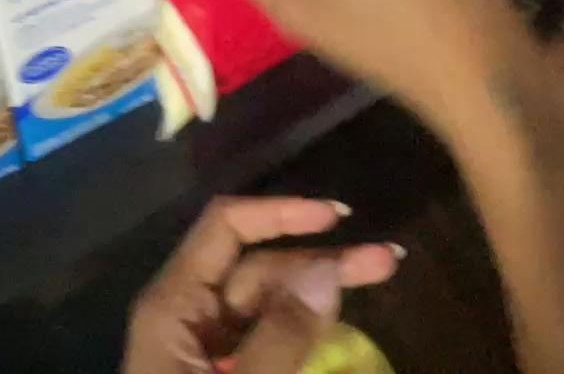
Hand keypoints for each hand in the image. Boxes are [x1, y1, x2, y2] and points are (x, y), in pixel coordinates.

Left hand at [123, 197, 401, 373]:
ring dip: (321, 290)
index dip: (280, 212)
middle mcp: (190, 315)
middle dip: (320, 256)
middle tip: (387, 258)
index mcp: (175, 303)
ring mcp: (208, 351)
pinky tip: (343, 329)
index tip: (337, 217)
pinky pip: (270, 342)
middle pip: (258, 266)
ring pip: (270, 303)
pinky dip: (306, 331)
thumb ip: (281, 335)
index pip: (227, 228)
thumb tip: (325, 268)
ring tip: (380, 276)